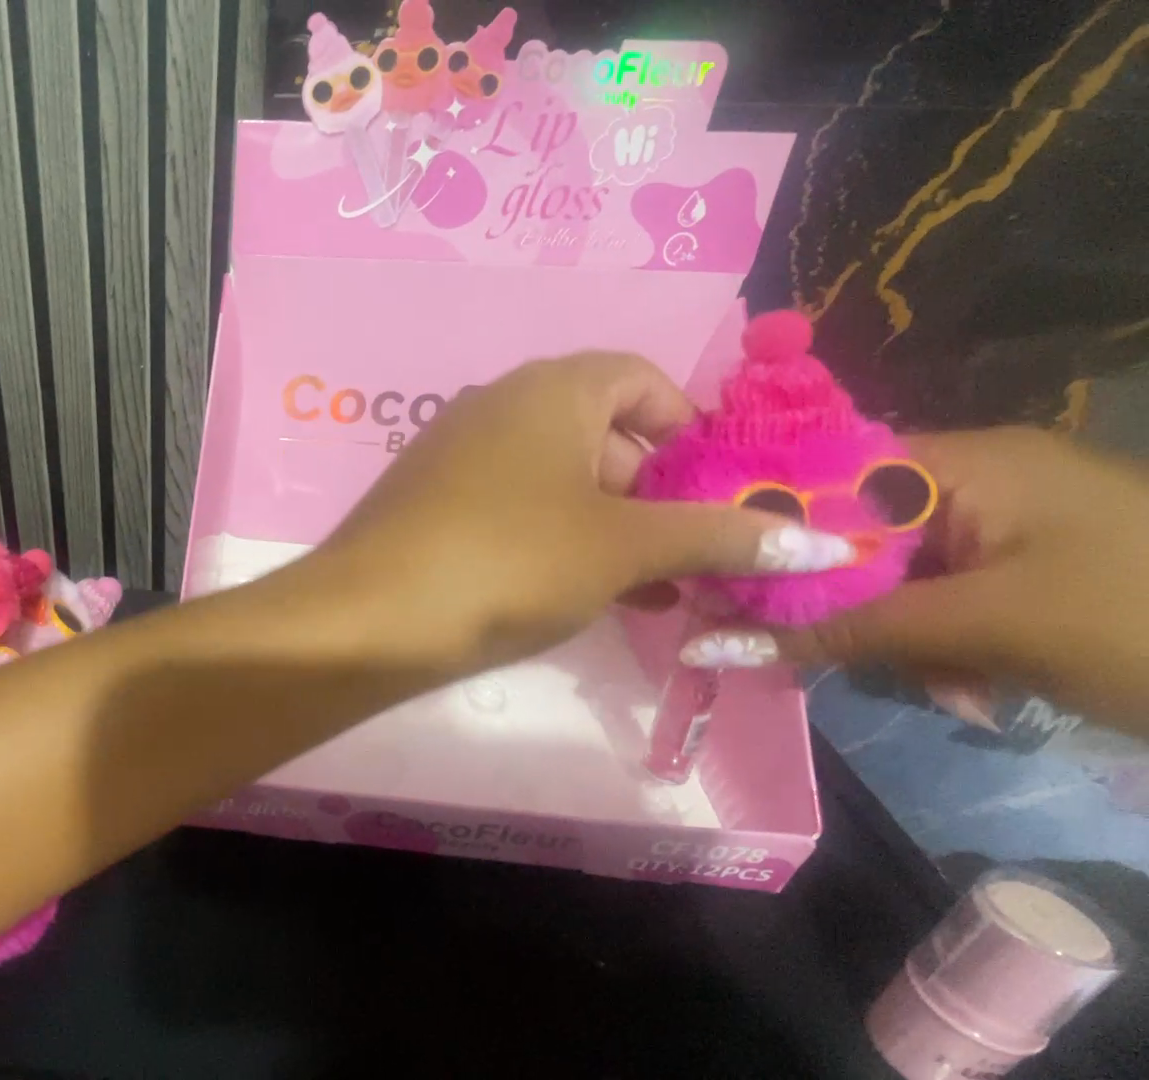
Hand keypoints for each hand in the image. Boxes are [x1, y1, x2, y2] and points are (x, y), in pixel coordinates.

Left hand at [313, 352, 854, 673]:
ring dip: (611, 527)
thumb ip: (718, 535)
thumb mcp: (623, 547)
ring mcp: (455, 456)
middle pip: (600, 431)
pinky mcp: (430, 504)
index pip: (638, 377)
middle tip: (691, 555)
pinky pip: (513, 508)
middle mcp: (497, 407)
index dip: (687, 427)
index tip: (716, 490)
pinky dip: (557, 540)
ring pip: (557, 478)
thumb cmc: (508, 561)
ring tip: (654, 591)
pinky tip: (585, 596)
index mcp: (547, 390)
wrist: (368, 617)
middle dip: (654, 491)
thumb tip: (823, 544)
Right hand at [684, 427, 1148, 725]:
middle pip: (854, 535)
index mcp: (970, 461)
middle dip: (844, 603)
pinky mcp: (1033, 573)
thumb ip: (836, 633)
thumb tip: (707, 646)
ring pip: (895, 578)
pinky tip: (977, 690)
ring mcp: (1012, 528)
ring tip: (951, 690)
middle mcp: (981, 480)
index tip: (720, 581)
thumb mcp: (980, 631)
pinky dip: (945, 646)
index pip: (824, 475)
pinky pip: (944, 601)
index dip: (767, 527)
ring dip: (899, 638)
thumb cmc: (1143, 625)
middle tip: (827, 656)